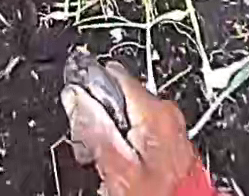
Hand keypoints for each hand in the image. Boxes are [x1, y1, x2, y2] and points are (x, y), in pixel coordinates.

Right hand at [60, 62, 203, 195]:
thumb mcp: (119, 168)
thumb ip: (96, 130)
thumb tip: (75, 97)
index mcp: (155, 111)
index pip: (115, 77)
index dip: (91, 90)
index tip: (76, 110)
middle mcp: (167, 112)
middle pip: (122, 98)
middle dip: (102, 120)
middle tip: (91, 151)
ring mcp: (172, 127)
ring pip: (131, 117)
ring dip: (113, 136)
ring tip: (108, 167)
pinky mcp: (173, 144)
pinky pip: (142, 133)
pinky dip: (128, 146)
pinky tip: (124, 170)